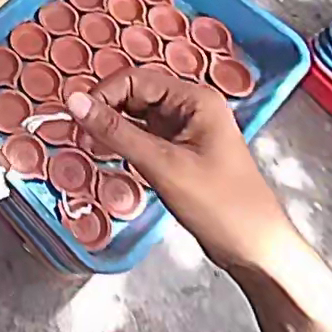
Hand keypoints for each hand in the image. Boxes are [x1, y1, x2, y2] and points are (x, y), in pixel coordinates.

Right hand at [67, 69, 303, 272]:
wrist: (257, 252)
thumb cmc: (219, 205)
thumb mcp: (163, 166)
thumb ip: (116, 132)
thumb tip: (74, 101)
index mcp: (194, 99)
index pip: (135, 80)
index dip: (103, 95)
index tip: (77, 119)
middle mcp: (189, 106)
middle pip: (133, 95)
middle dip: (105, 112)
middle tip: (82, 138)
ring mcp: (184, 128)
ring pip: (135, 115)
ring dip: (112, 128)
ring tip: (91, 148)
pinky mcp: (178, 149)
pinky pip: (142, 135)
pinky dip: (123, 143)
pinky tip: (109, 156)